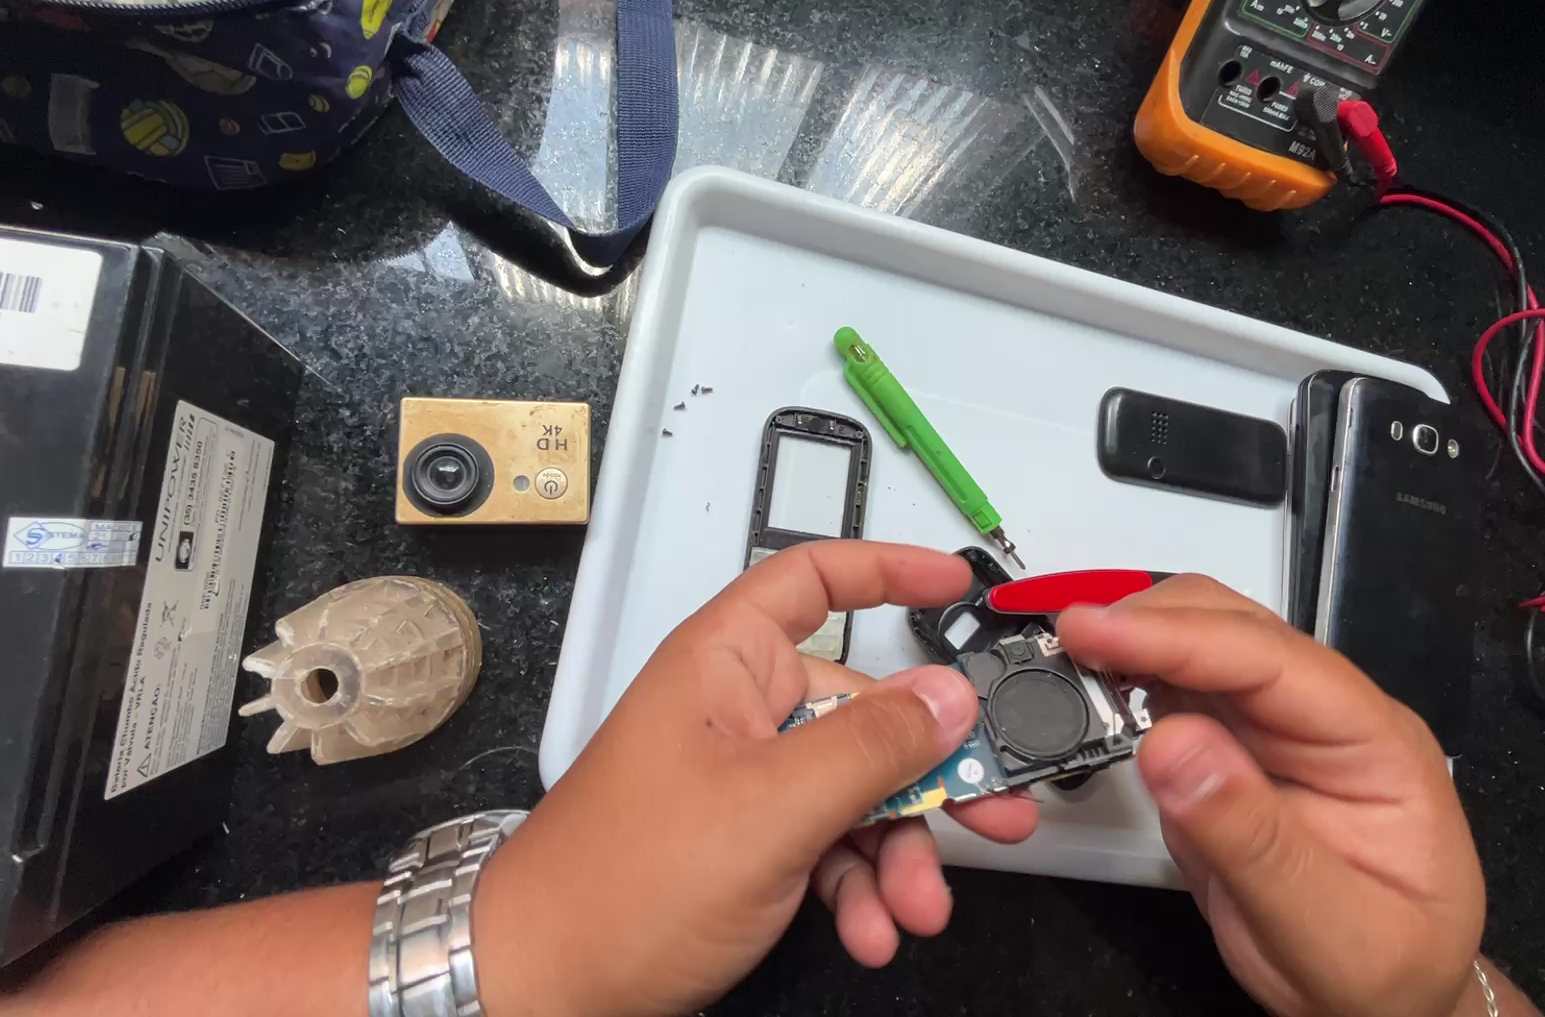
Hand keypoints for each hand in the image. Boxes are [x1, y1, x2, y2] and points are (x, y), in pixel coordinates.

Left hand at [474, 541, 1039, 1016]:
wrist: (546, 990)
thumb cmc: (634, 877)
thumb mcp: (770, 808)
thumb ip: (869, 748)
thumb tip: (949, 697)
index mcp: (729, 660)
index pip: (812, 578)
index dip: (885, 569)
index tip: (953, 583)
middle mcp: (743, 705)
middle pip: (860, 706)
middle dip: (925, 767)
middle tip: (997, 808)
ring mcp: (750, 772)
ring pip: (855, 783)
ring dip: (896, 846)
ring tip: (917, 908)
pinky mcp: (753, 833)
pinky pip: (830, 837)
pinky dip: (859, 882)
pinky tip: (871, 931)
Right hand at [1058, 575, 1485, 1016]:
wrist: (1368, 992)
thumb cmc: (1369, 969)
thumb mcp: (1324, 932)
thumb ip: (1249, 838)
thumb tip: (1168, 742)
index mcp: (1371, 742)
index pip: (1267, 658)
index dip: (1171, 635)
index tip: (1087, 631)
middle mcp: (1318, 707)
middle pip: (1226, 620)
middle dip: (1141, 619)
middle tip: (1064, 644)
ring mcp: (1266, 710)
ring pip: (1188, 631)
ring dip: (1124, 634)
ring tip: (1066, 658)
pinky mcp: (1220, 723)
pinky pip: (1163, 671)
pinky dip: (1118, 664)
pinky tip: (1090, 678)